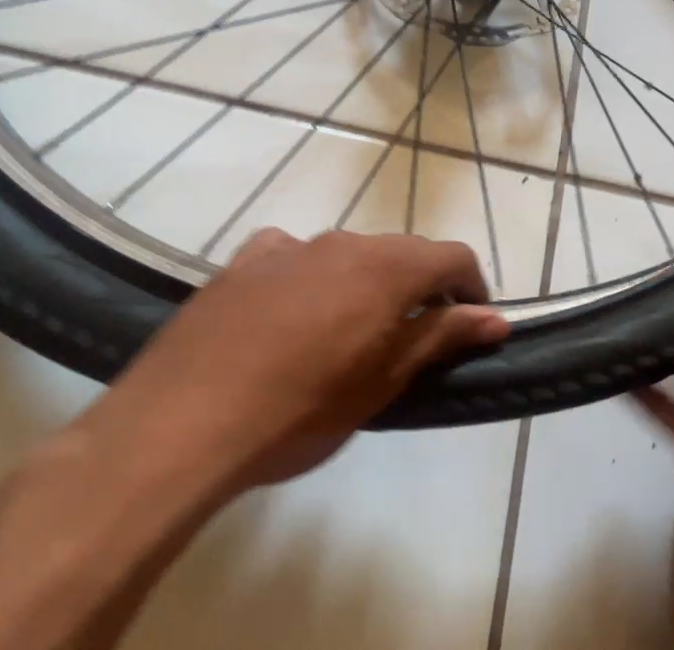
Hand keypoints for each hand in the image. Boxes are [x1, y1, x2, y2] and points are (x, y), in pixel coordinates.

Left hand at [81, 228, 509, 492]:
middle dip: (420, 287)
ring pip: (348, 254)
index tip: (472, 324)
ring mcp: (286, 249)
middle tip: (414, 338)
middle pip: (402, 253)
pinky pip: (292, 257)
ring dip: (365, 283)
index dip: (472, 288)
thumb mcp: (384, 382)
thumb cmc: (299, 413)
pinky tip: (292, 313)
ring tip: (349, 334)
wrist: (175, 430)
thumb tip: (497, 318)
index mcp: (387, 269)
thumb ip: (443, 338)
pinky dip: (310, 276)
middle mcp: (342, 243)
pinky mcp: (239, 265)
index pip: (453, 258)